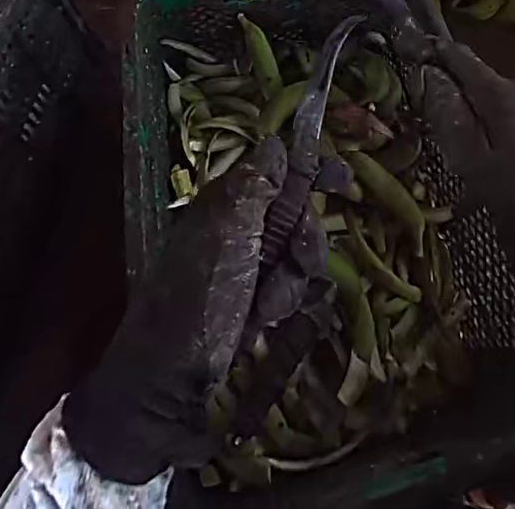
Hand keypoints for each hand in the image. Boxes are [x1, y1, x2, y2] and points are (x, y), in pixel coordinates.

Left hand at [62, 136, 289, 483]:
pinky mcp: (262, 297)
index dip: (312, 169)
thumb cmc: (199, 293)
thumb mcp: (227, 231)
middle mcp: (246, 225)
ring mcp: (254, 264)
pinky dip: (290, 304)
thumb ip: (255, 186)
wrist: (171, 374)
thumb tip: (275, 140)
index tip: (343, 180)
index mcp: (232, 199)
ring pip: (304, 256)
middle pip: (302, 215)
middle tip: (293, 256)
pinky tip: (270, 318)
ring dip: (291, 282)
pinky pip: (299, 289)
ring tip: (265, 305)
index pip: (281, 169)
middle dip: (304, 241)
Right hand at [410, 42, 514, 275]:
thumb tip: (426, 74)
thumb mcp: (471, 156)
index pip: (459, 55)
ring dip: (447, 86)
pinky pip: (481, 101)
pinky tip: (442, 117)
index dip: (429, 48)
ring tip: (415, 95)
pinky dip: (460, 102)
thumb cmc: (509, 192)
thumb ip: (448, 112)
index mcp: (499, 93)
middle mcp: (510, 90)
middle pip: (466, 68)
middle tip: (402, 76)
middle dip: (435, 67)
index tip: (401, 47)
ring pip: (473, 85)